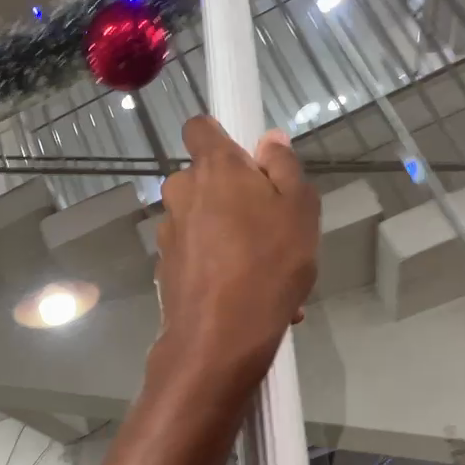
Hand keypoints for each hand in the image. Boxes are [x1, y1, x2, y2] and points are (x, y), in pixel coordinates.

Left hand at [154, 116, 319, 384]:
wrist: (220, 337)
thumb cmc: (269, 262)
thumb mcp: (299, 208)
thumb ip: (284, 167)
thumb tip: (268, 139)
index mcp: (212, 168)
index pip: (199, 128)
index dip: (219, 135)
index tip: (244, 158)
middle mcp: (180, 194)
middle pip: (206, 181)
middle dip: (237, 198)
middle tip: (273, 229)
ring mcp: (169, 234)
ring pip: (208, 225)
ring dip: (235, 241)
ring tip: (271, 277)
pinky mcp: (166, 268)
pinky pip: (201, 258)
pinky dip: (223, 270)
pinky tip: (253, 300)